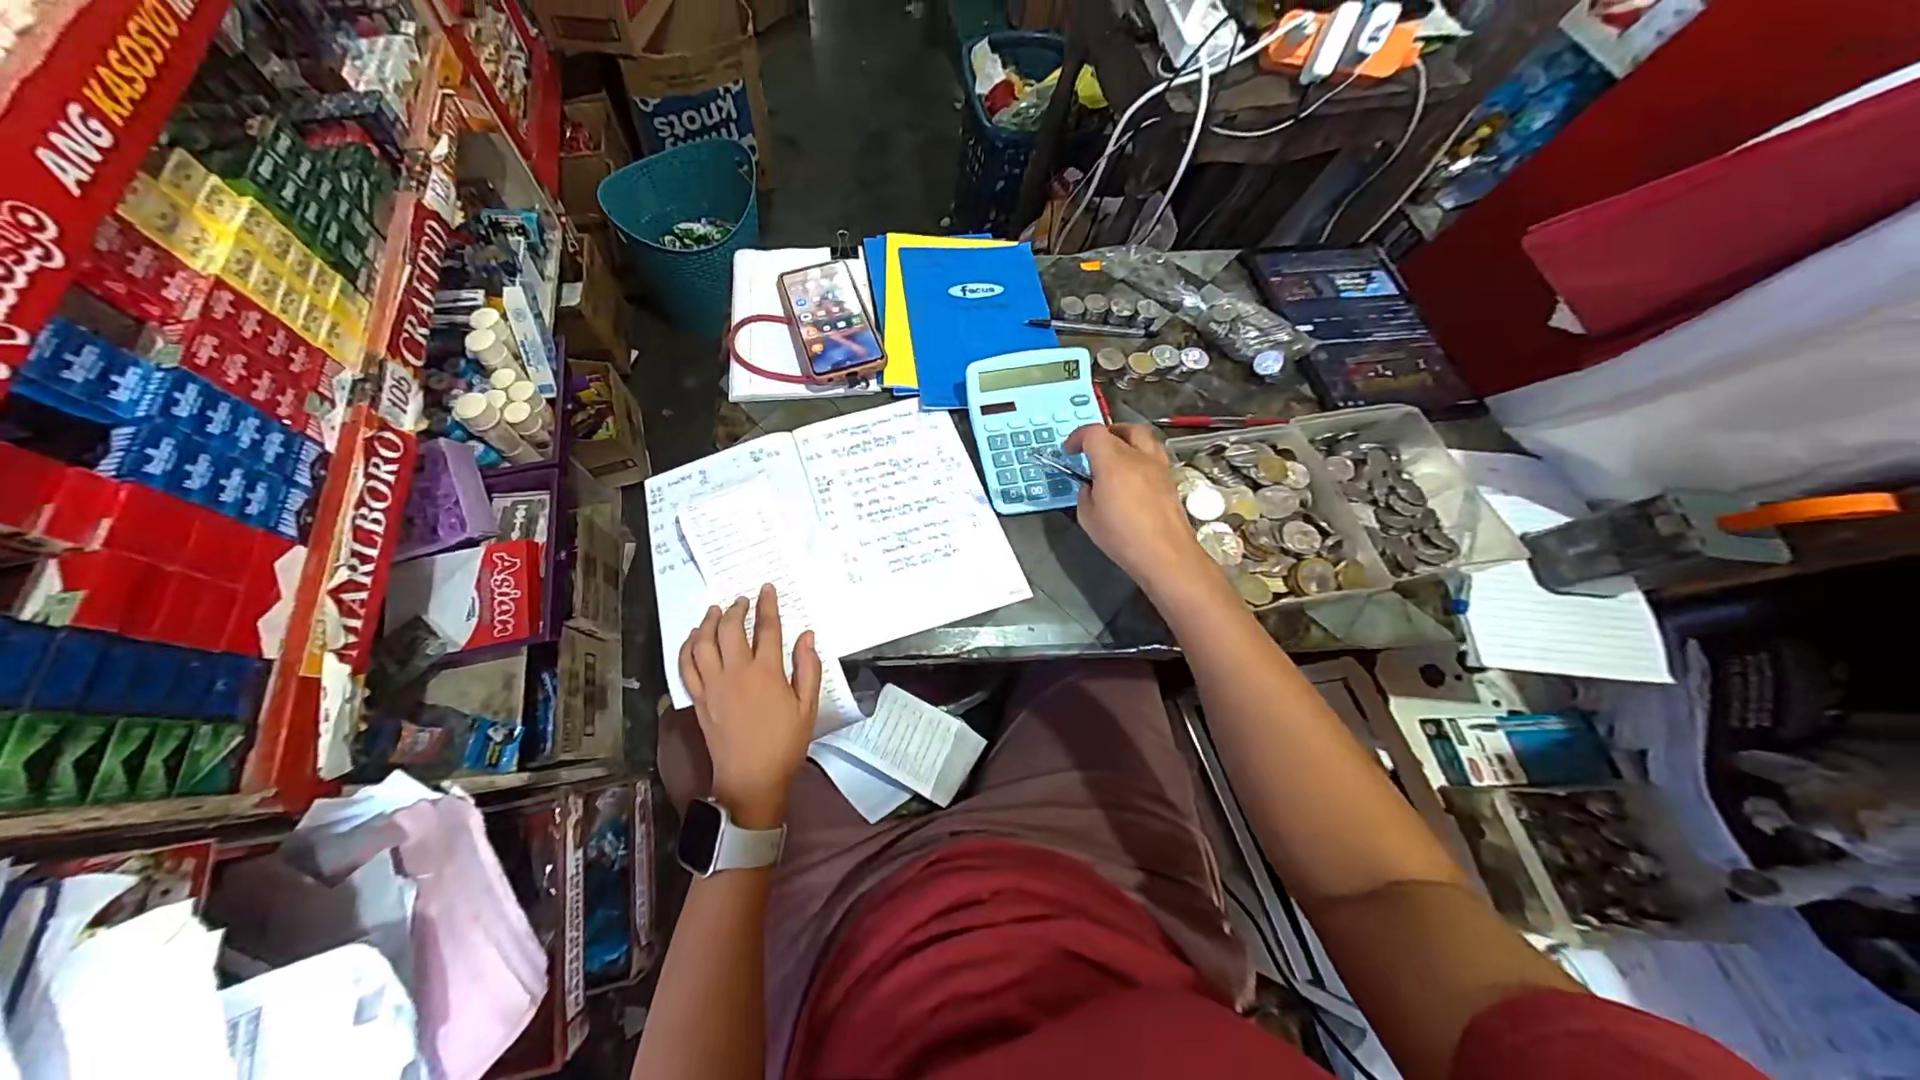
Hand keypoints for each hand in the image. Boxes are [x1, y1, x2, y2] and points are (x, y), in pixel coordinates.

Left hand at [678, 585, 821, 828]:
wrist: (750, 779)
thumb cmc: (784, 744)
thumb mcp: (808, 707)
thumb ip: (808, 668)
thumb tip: (807, 636)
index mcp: (766, 673)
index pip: (767, 628)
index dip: (767, 605)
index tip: (767, 589)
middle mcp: (736, 672)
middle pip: (730, 628)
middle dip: (736, 608)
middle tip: (743, 600)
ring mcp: (713, 685)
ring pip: (703, 642)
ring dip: (708, 621)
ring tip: (716, 610)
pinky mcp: (698, 699)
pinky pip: (686, 665)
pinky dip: (687, 647)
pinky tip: (693, 638)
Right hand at [1064, 423, 1213, 595]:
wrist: (1164, 553)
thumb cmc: (1122, 536)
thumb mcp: (1087, 516)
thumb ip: (1086, 493)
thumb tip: (1091, 485)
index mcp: (1113, 461)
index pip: (1093, 433)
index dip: (1078, 437)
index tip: (1070, 450)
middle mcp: (1139, 456)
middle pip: (1124, 428)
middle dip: (1107, 433)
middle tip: (1095, 448)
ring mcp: (1159, 467)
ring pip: (1145, 438)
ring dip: (1128, 441)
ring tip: (1117, 459)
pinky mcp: (1170, 480)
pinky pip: (1154, 457)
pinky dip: (1141, 459)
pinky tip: (1133, 478)